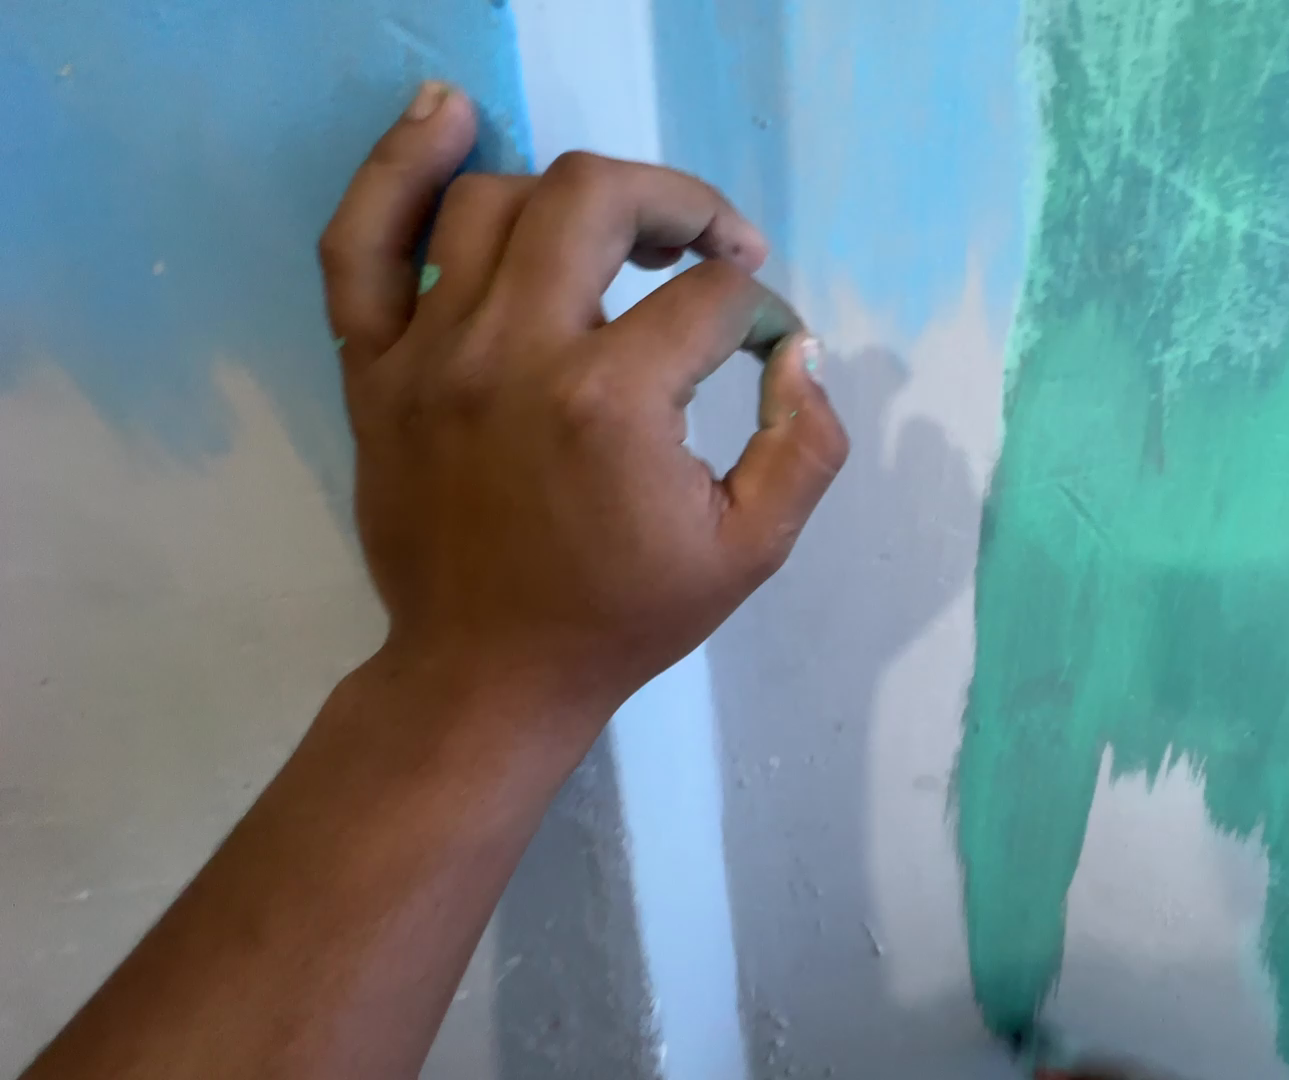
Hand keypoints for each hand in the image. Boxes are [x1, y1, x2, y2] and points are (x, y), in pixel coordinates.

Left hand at [318, 81, 846, 716]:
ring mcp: (430, 353)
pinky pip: (365, 237)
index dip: (761, 308)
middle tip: (722, 246)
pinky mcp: (376, 367)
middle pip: (601, 200)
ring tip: (633, 231)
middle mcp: (516, 353)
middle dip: (685, 206)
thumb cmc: (632, 614)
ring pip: (498, 199)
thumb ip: (807, 446)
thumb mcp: (756, 548)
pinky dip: (401, 164)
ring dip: (585, 195)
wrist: (494, 672)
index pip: (712, 300)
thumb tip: (801, 350)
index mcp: (616, 404)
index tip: (770, 342)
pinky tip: (452, 116)